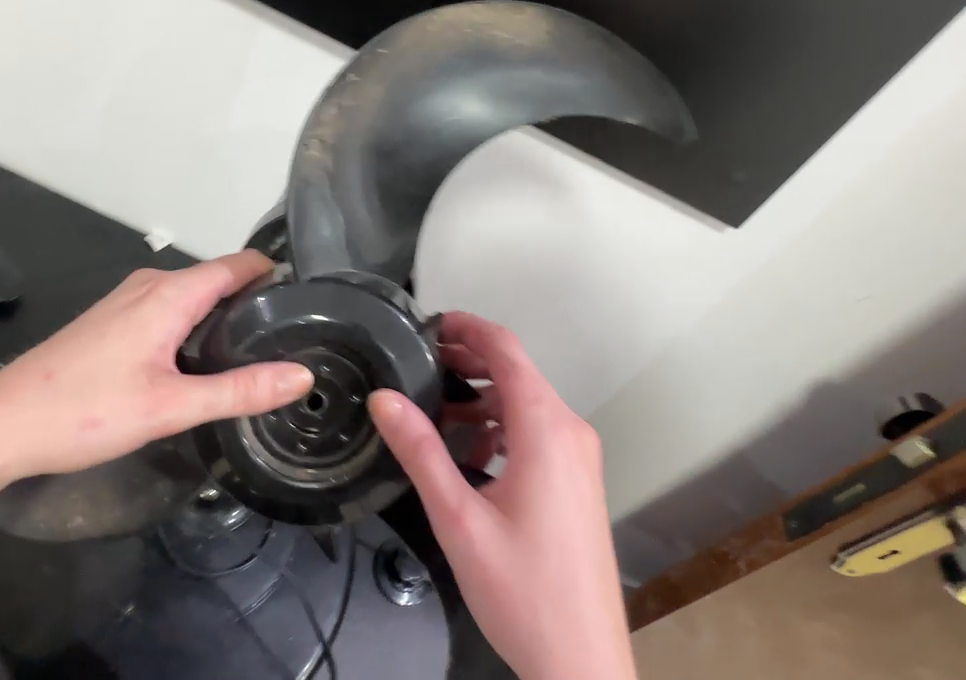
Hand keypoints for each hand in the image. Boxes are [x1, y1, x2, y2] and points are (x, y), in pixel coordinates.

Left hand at [0, 251, 313, 482]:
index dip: (278, 277)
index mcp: (170, 293)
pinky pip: (171, 310)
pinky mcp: (114, 320)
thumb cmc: (84, 412)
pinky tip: (202, 366)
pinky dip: (196, 327)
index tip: (312, 304)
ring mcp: (128, 300)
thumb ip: (239, 390)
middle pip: (220, 280)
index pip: (240, 265)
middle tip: (294, 341)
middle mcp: (152, 285)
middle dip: (256, 303)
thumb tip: (303, 375)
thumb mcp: (170, 408)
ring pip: (194, 297)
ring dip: (225, 318)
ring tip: (259, 356)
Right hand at [370, 312, 635, 679]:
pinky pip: (538, 434)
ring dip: (484, 398)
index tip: (430, 321)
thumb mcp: (459, 518)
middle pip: (518, 373)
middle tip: (420, 362)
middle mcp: (570, 433)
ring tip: (436, 410)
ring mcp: (579, 458)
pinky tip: (470, 456)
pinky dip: (502, 428)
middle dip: (469, 360)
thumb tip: (383, 399)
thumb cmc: (522, 591)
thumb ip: (421, 451)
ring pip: (527, 405)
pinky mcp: (578, 482)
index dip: (468, 326)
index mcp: (546, 430)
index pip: (507, 350)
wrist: (582, 661)